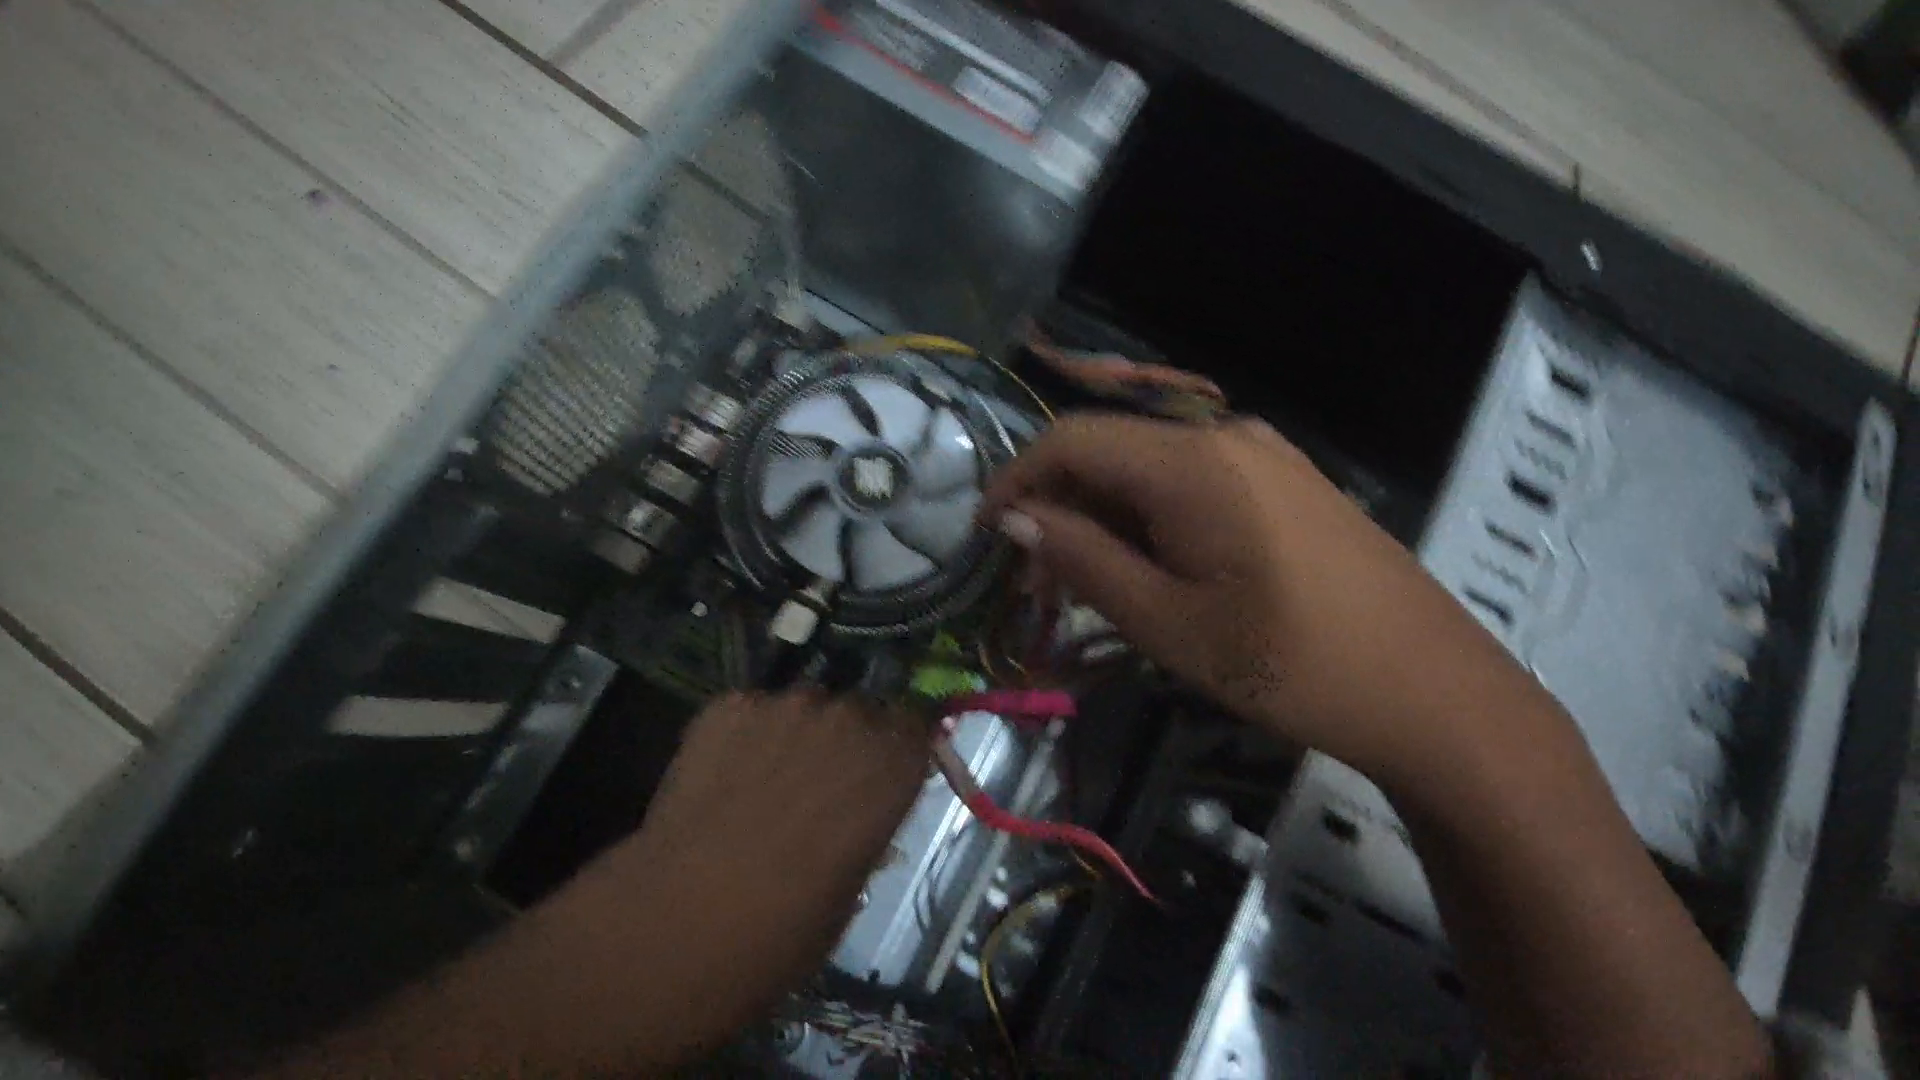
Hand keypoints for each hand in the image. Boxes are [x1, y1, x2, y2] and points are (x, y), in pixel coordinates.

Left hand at [533, 691, 931, 1063]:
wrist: (677, 920)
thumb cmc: (781, 930)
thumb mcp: (848, 891)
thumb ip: (862, 833)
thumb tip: (852, 820)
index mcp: (891, 765)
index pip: (916, 725)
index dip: (898, 747)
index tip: (883, 772)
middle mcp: (846, 720)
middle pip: (859, 712)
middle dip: (845, 742)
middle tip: (817, 787)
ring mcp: (783, 706)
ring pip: (803, 707)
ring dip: (794, 735)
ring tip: (760, 783)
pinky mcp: (726, 707)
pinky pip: (750, 712)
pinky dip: (743, 735)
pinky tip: (720, 778)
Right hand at [982, 414, 1534, 785]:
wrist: (1431, 690)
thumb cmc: (1288, 664)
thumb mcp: (1167, 622)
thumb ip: (1084, 558)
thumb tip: (1018, 517)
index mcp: (1193, 461)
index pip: (1072, 440)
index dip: (1016, 479)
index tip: (985, 534)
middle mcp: (1227, 435)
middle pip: (1112, 449)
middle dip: (1060, 504)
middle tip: (1035, 577)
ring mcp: (1265, 454)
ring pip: (1151, 468)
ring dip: (1104, 514)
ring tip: (1087, 582)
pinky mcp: (1287, 481)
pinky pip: (1194, 481)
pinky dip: (1151, 517)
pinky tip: (1150, 567)